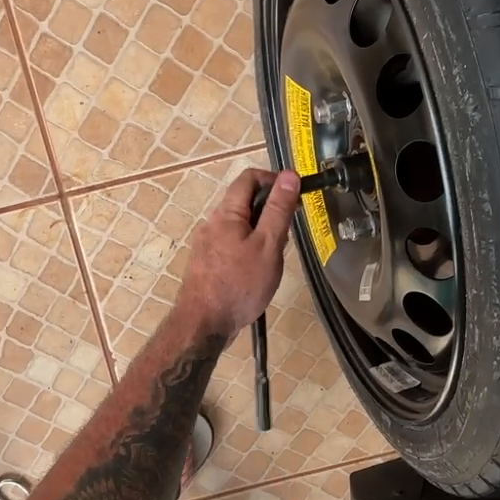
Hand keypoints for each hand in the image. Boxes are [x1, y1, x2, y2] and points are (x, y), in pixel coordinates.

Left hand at [176, 169, 300, 339]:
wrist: (204, 325)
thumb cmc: (239, 284)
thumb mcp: (267, 245)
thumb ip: (278, 210)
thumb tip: (289, 175)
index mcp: (226, 213)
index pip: (249, 178)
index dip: (274, 179)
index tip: (295, 197)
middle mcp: (212, 223)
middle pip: (244, 202)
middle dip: (270, 210)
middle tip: (288, 234)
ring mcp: (207, 244)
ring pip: (239, 226)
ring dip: (261, 233)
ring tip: (275, 256)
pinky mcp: (207, 264)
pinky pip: (232, 245)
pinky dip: (249, 249)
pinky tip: (258, 272)